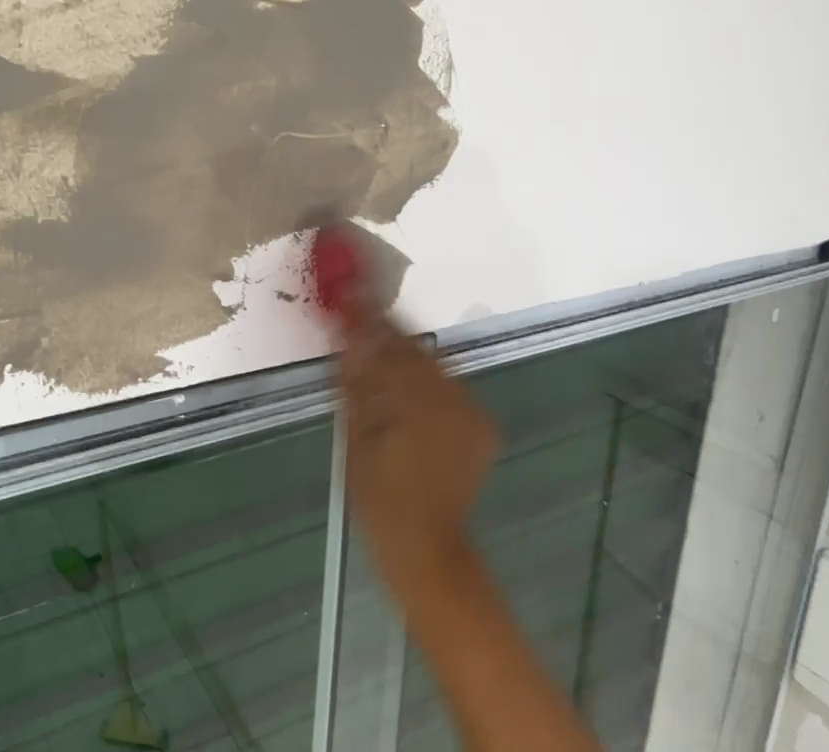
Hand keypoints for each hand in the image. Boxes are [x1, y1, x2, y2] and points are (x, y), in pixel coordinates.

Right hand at [335, 283, 499, 611]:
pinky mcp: (480, 424)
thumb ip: (357, 381)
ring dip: (403, 353)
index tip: (348, 280)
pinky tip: (402, 386)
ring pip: (431, 366)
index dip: (366, 311)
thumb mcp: (356, 437)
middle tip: (356, 307)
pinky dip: (422, 379)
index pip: (388, 343)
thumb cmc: (378, 497)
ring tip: (376, 348)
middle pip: (413, 348)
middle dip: (385, 329)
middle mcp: (454, 400)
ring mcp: (471, 412)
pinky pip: (445, 387)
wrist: (426, 547)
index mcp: (418, 404)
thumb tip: (349, 335)